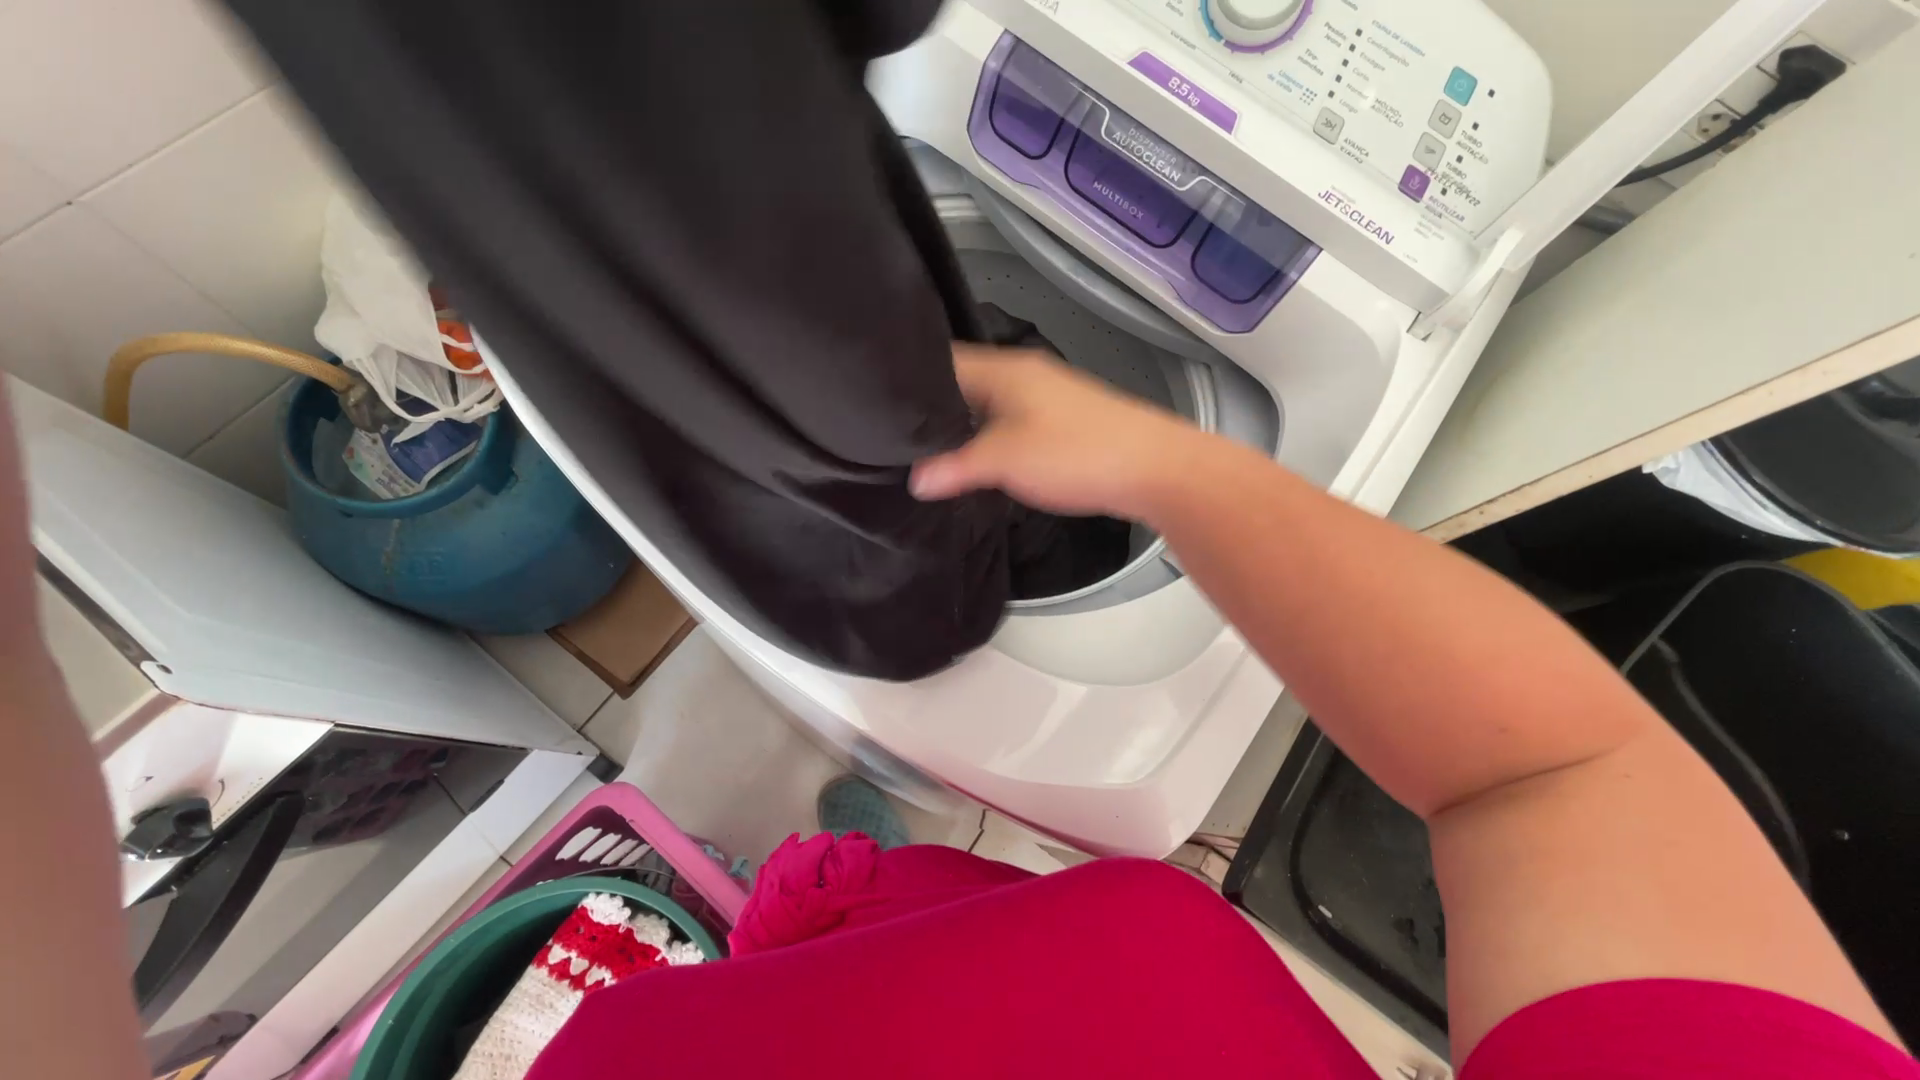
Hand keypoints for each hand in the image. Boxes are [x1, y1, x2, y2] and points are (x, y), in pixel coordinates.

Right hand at [909, 344, 1214, 521]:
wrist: (1154, 469)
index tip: (878, 409)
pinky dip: (990, 441)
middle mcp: (1023, 375)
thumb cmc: (1075, 453)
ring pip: (988, 408)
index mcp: (1004, 370)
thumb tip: (915, 479)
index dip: (909, 383)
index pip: (942, 362)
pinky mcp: (1061, 423)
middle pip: (964, 385)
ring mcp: (1045, 398)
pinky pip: (1010, 425)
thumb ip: (955, 467)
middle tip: (896, 440)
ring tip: (928, 456)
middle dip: (933, 411)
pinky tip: (978, 466)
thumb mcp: (1004, 460)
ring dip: (964, 429)